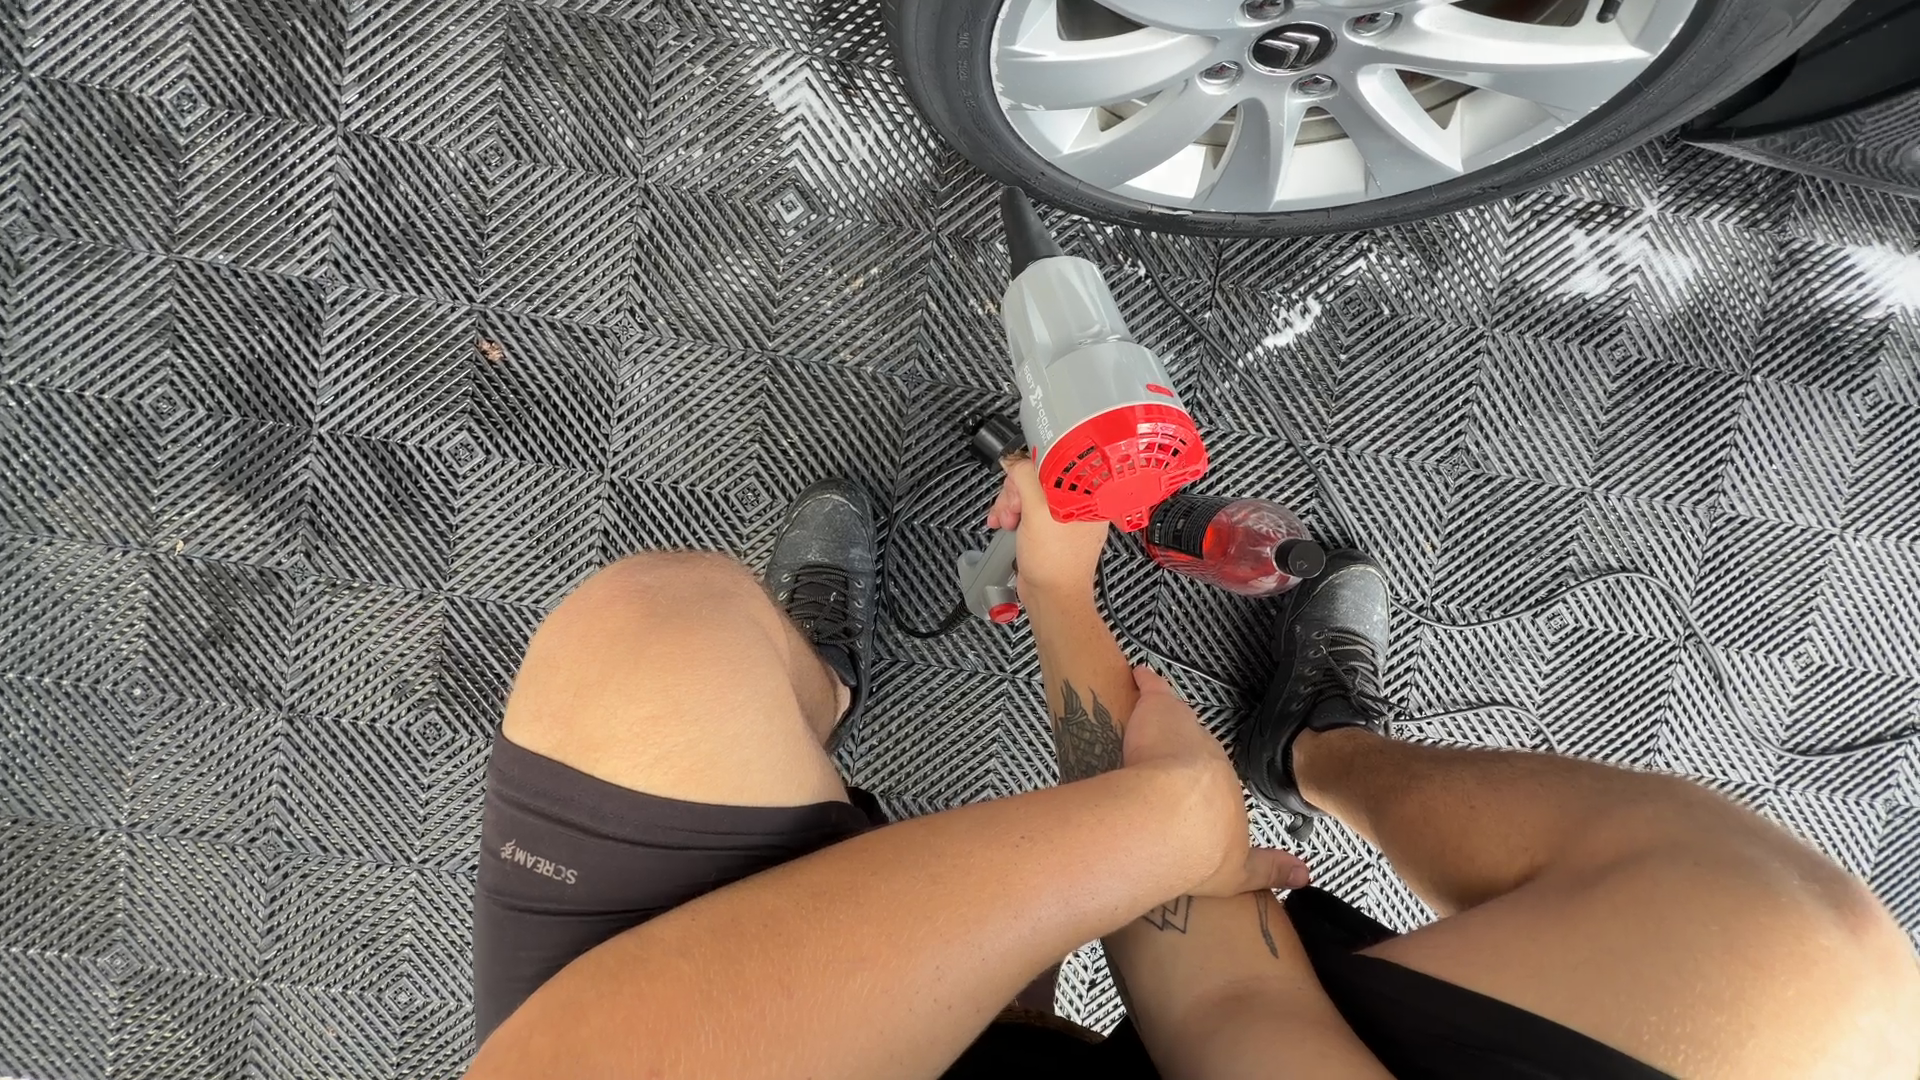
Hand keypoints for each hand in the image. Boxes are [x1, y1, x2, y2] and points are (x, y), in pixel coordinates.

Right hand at [986, 455, 1108, 599]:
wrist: (1051, 597)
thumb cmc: (1055, 563)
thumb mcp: (1036, 510)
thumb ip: (1025, 479)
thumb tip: (1015, 462)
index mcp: (1085, 495)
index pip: (1053, 463)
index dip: (1029, 471)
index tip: (1017, 483)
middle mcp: (1077, 505)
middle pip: (1037, 480)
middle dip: (1015, 493)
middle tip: (1012, 509)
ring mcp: (1063, 519)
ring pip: (1029, 496)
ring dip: (1010, 505)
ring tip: (1006, 521)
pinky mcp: (1051, 531)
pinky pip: (1029, 512)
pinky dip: (1015, 516)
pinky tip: (1007, 524)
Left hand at [1123, 667, 1310, 897]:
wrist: (1176, 816)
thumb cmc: (1203, 846)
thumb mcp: (1241, 871)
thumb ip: (1269, 869)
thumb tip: (1302, 875)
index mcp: (1225, 787)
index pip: (1215, 779)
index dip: (1199, 784)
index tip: (1188, 791)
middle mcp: (1209, 753)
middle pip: (1194, 746)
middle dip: (1179, 752)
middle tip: (1158, 760)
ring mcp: (1184, 727)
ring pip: (1172, 718)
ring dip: (1161, 719)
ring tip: (1146, 718)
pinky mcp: (1159, 708)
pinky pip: (1152, 687)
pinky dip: (1145, 681)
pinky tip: (1138, 673)